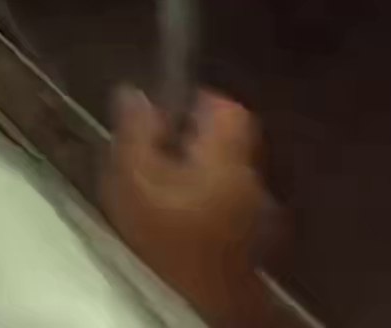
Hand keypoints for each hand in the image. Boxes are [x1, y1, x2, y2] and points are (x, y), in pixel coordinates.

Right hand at [102, 88, 275, 321]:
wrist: (195, 300)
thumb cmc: (161, 229)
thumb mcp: (131, 170)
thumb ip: (136, 128)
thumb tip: (135, 91)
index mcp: (226, 160)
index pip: (228, 108)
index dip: (196, 96)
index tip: (164, 100)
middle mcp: (253, 181)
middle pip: (226, 139)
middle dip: (188, 134)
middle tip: (146, 140)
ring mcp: (258, 212)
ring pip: (225, 168)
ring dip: (193, 163)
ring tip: (154, 173)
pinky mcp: (253, 235)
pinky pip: (227, 193)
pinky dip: (202, 188)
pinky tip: (173, 202)